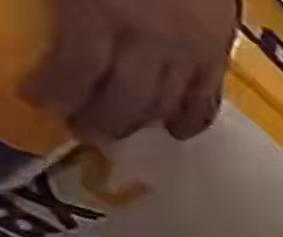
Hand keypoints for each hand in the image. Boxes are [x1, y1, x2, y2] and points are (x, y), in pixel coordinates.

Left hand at [23, 0, 238, 142]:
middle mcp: (151, 42)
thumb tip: (22, 15)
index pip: (78, 64)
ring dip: (144, 122)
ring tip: (125, 134)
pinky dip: (194, 117)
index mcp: (103, 12)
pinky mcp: (216, 56)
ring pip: (169, 102)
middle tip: (86, 133)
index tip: (39, 102)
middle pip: (129, 94)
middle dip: (105, 117)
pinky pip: (208, 96)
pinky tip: (179, 129)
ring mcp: (189, 53)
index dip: (57, 88)